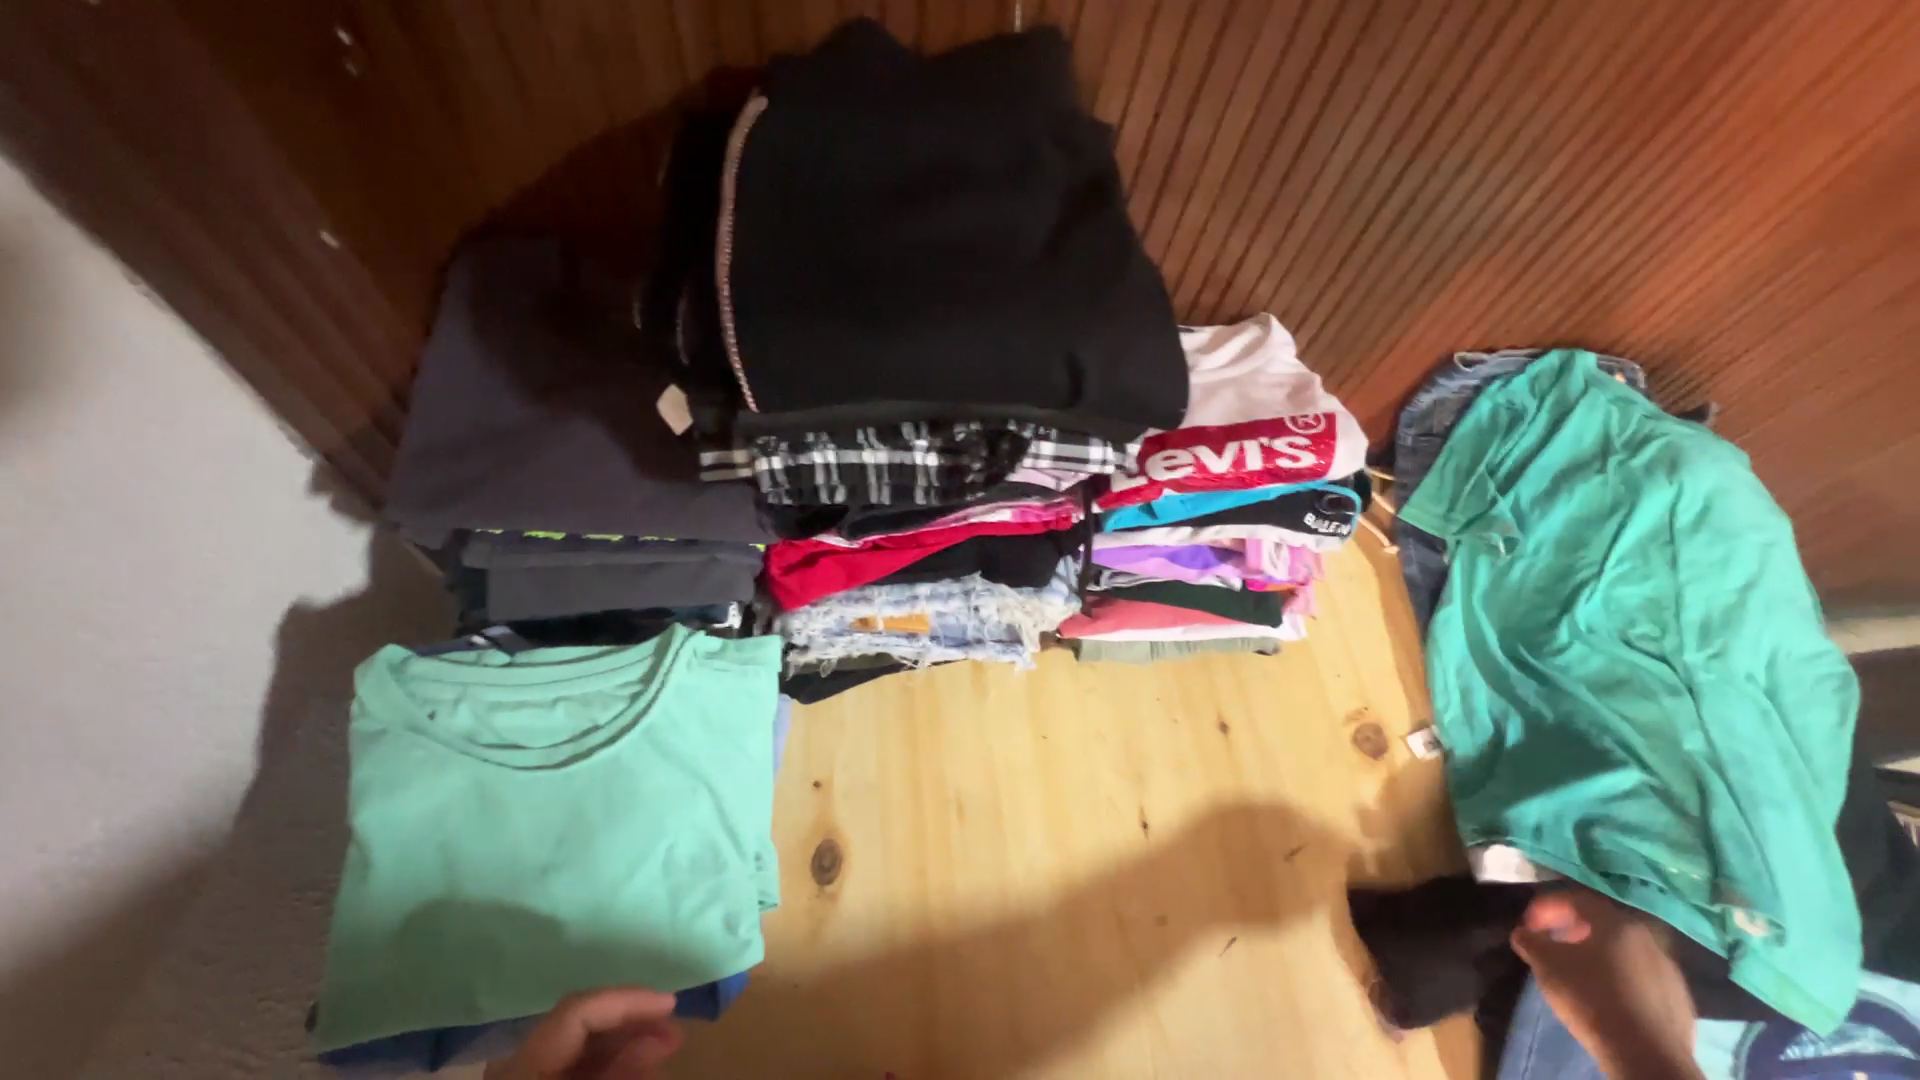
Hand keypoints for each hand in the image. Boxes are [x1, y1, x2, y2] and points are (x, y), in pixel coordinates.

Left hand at [484, 987, 682, 1079]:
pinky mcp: (537, 1079)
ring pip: (581, 1045)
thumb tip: (662, 1036)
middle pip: (582, 1023)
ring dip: (625, 1043)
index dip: (627, 1000)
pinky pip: (575, 1065)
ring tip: (665, 1047)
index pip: (579, 1009)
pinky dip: (609, 1064)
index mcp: (524, 1060)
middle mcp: (519, 1058)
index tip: (671, 1004)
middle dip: (632, 1022)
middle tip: (675, 1030)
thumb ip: (619, 1072)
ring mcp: (525, 1071)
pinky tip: (636, 1067)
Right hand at [1510, 888, 1703, 1079]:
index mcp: (1616, 923)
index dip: (1546, 907)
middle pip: (1603, 923)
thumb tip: (1524, 934)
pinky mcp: (1679, 1000)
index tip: (1528, 925)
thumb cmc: (1590, 996)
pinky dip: (1620, 977)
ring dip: (1599, 953)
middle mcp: (1647, 938)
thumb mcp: (1545, 963)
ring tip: (1579, 971)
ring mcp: (1669, 970)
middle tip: (1554, 942)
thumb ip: (1530, 941)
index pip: (1575, 899)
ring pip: (1625, 950)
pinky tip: (1608, 995)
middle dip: (1573, 929)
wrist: (1647, 1055)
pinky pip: (1642, 976)